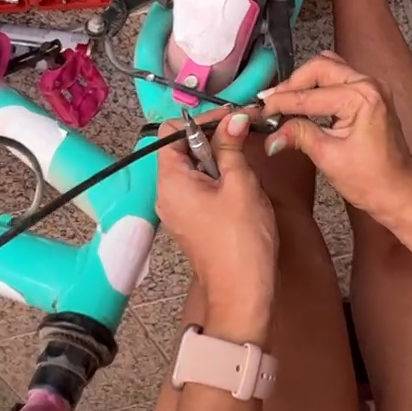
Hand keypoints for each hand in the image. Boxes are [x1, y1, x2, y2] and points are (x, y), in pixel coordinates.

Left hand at [155, 110, 277, 340]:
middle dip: (212, 134)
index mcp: (171, 181)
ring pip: (192, 166)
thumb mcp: (241, 183)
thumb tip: (235, 117)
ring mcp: (178, 209)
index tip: (231, 117)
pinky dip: (216, 173)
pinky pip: (198, 185)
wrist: (243, 293)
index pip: (172, 131)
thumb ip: (232, 146)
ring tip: (244, 148)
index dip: (202, 119)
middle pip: (181, 147)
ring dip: (217, 153)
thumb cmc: (241, 239)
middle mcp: (167, 194)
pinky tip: (239, 174)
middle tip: (243, 128)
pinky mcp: (191, 220)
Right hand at [260, 53, 411, 226]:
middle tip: (272, 102)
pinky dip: (320, 86)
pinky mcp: (371, 95)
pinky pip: (340, 79)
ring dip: (306, 81)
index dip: (282, 102)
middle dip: (293, 83)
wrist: (400, 194)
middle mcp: (369, 84)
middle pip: (320, 67)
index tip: (262, 110)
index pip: (310, 94)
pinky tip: (305, 102)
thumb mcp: (328, 157)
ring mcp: (373, 87)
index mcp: (361, 97)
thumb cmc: (372, 181)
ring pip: (330, 68)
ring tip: (285, 100)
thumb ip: (299, 136)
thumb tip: (272, 134)